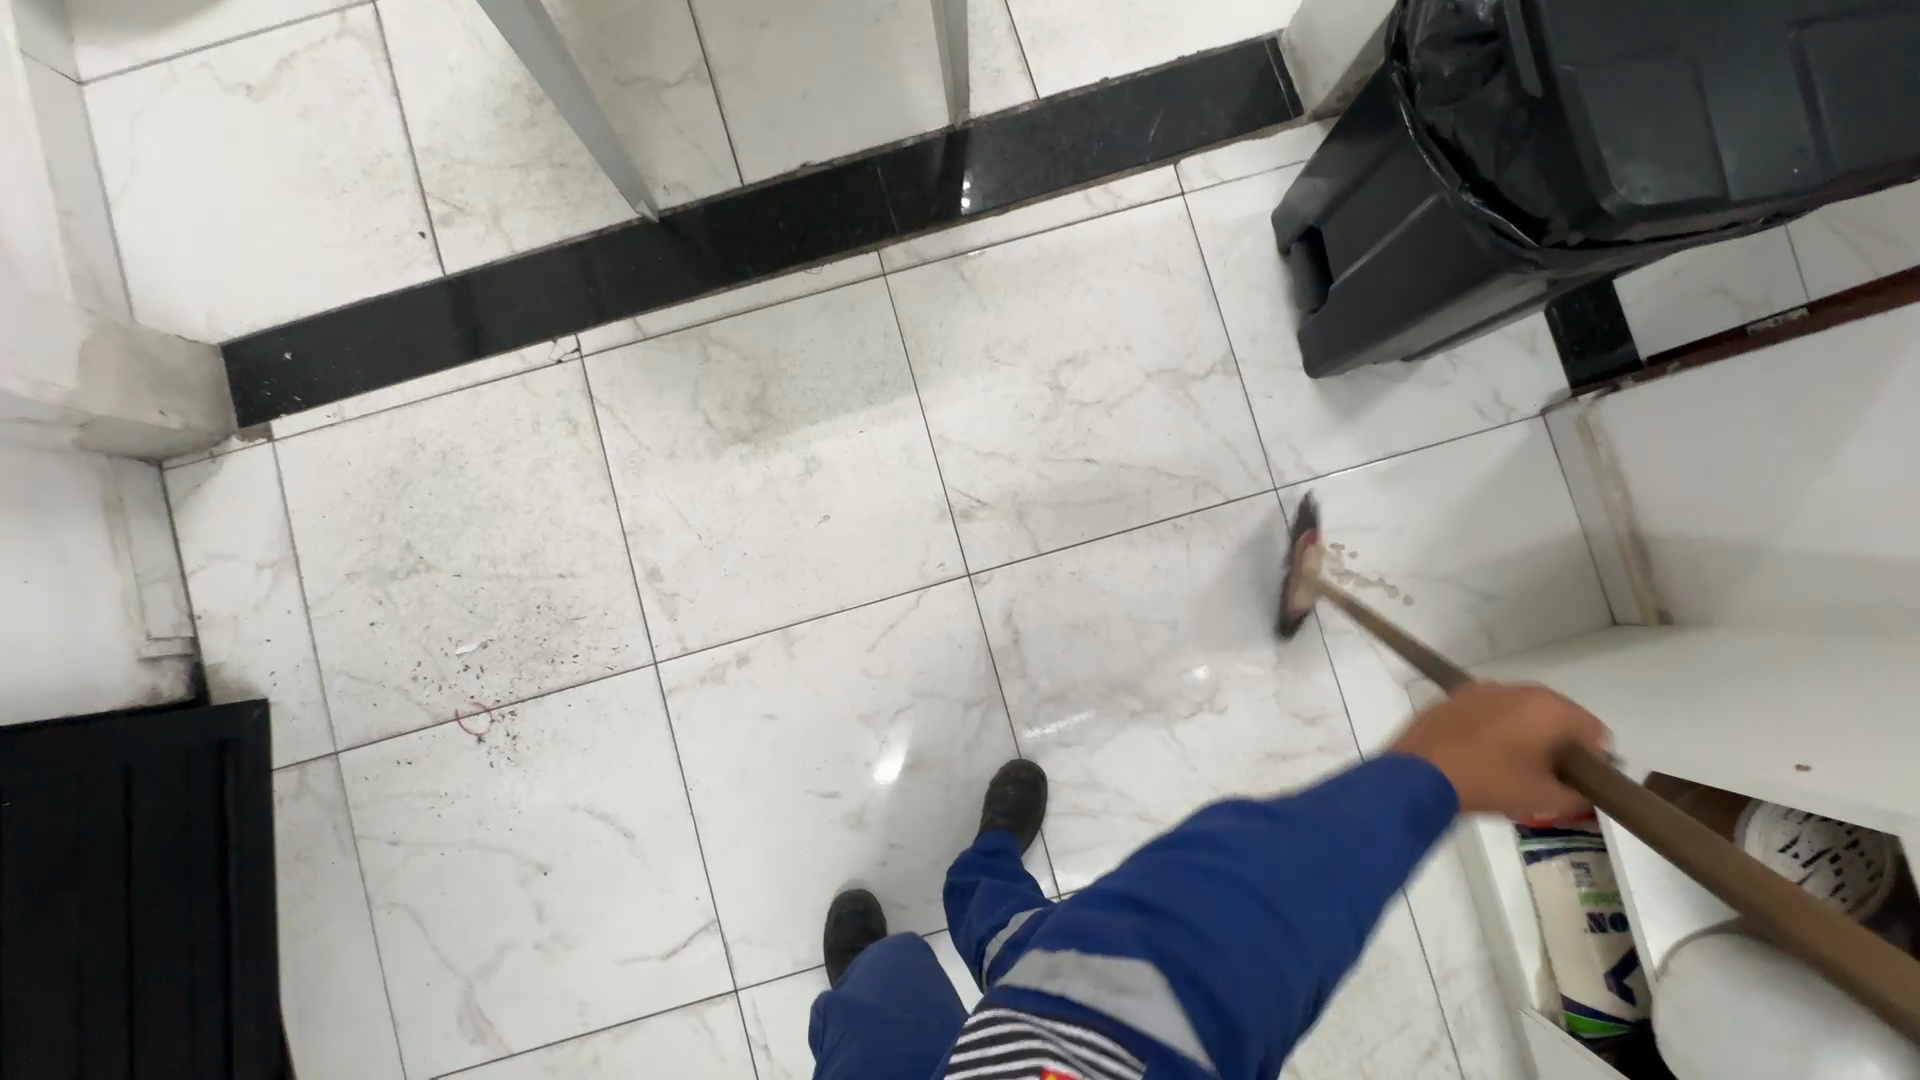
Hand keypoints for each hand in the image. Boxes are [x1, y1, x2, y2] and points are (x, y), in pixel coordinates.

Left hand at [1389, 681, 1609, 818]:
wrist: (1418, 772)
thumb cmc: (1490, 781)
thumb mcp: (1546, 798)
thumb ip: (1578, 794)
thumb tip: (1582, 790)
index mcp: (1548, 707)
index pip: (1594, 730)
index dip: (1592, 758)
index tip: (1578, 781)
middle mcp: (1516, 689)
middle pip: (1554, 717)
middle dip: (1556, 745)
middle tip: (1545, 776)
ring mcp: (1478, 690)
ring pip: (1518, 713)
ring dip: (1523, 736)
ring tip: (1511, 769)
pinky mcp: (1449, 699)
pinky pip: (1486, 713)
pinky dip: (1491, 730)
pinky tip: (1479, 757)